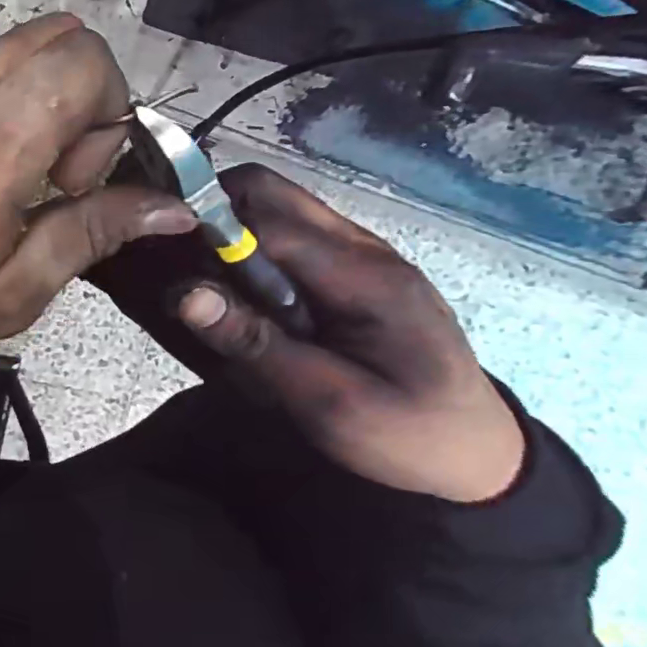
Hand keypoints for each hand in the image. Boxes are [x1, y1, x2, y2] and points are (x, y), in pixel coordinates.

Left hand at [0, 14, 197, 385]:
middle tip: (64, 169)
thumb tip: (169, 206)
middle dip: (91, 95)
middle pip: (64, 36)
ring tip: (32, 165)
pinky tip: (1, 155)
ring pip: (33, 41)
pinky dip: (24, 92)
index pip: (78, 63)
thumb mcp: (12, 294)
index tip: (79, 179)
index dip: (108, 111)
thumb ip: (92, 235)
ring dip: (57, 91)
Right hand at [173, 164, 523, 502]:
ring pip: (275, 203)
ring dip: (232, 226)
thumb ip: (256, 345)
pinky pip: (288, 229)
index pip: (266, 221)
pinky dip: (253, 243)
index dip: (211, 230)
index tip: (168, 256)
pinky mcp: (351, 265)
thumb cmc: (406, 435)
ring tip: (213, 279)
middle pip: (269, 190)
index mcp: (364, 276)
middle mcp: (360, 246)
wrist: (477, 456)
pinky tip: (248, 290)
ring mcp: (358, 250)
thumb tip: (185, 294)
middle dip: (214, 211)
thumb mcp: (329, 404)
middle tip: (188, 262)